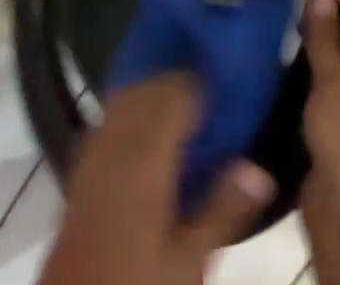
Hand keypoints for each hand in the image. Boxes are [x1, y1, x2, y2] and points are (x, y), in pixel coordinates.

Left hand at [40, 73, 276, 284]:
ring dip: (151, 89)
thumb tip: (258, 167)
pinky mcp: (81, 167)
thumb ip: (223, 209)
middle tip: (211, 82)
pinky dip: (129, 107)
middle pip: (145, 91)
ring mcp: (93, 153)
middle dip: (176, 80)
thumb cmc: (139, 283)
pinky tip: (147, 122)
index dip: (199, 81)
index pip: (173, 97)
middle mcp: (114, 144)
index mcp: (144, 160)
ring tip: (185, 95)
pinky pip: (107, 117)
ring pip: (123, 99)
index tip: (227, 74)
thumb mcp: (189, 258)